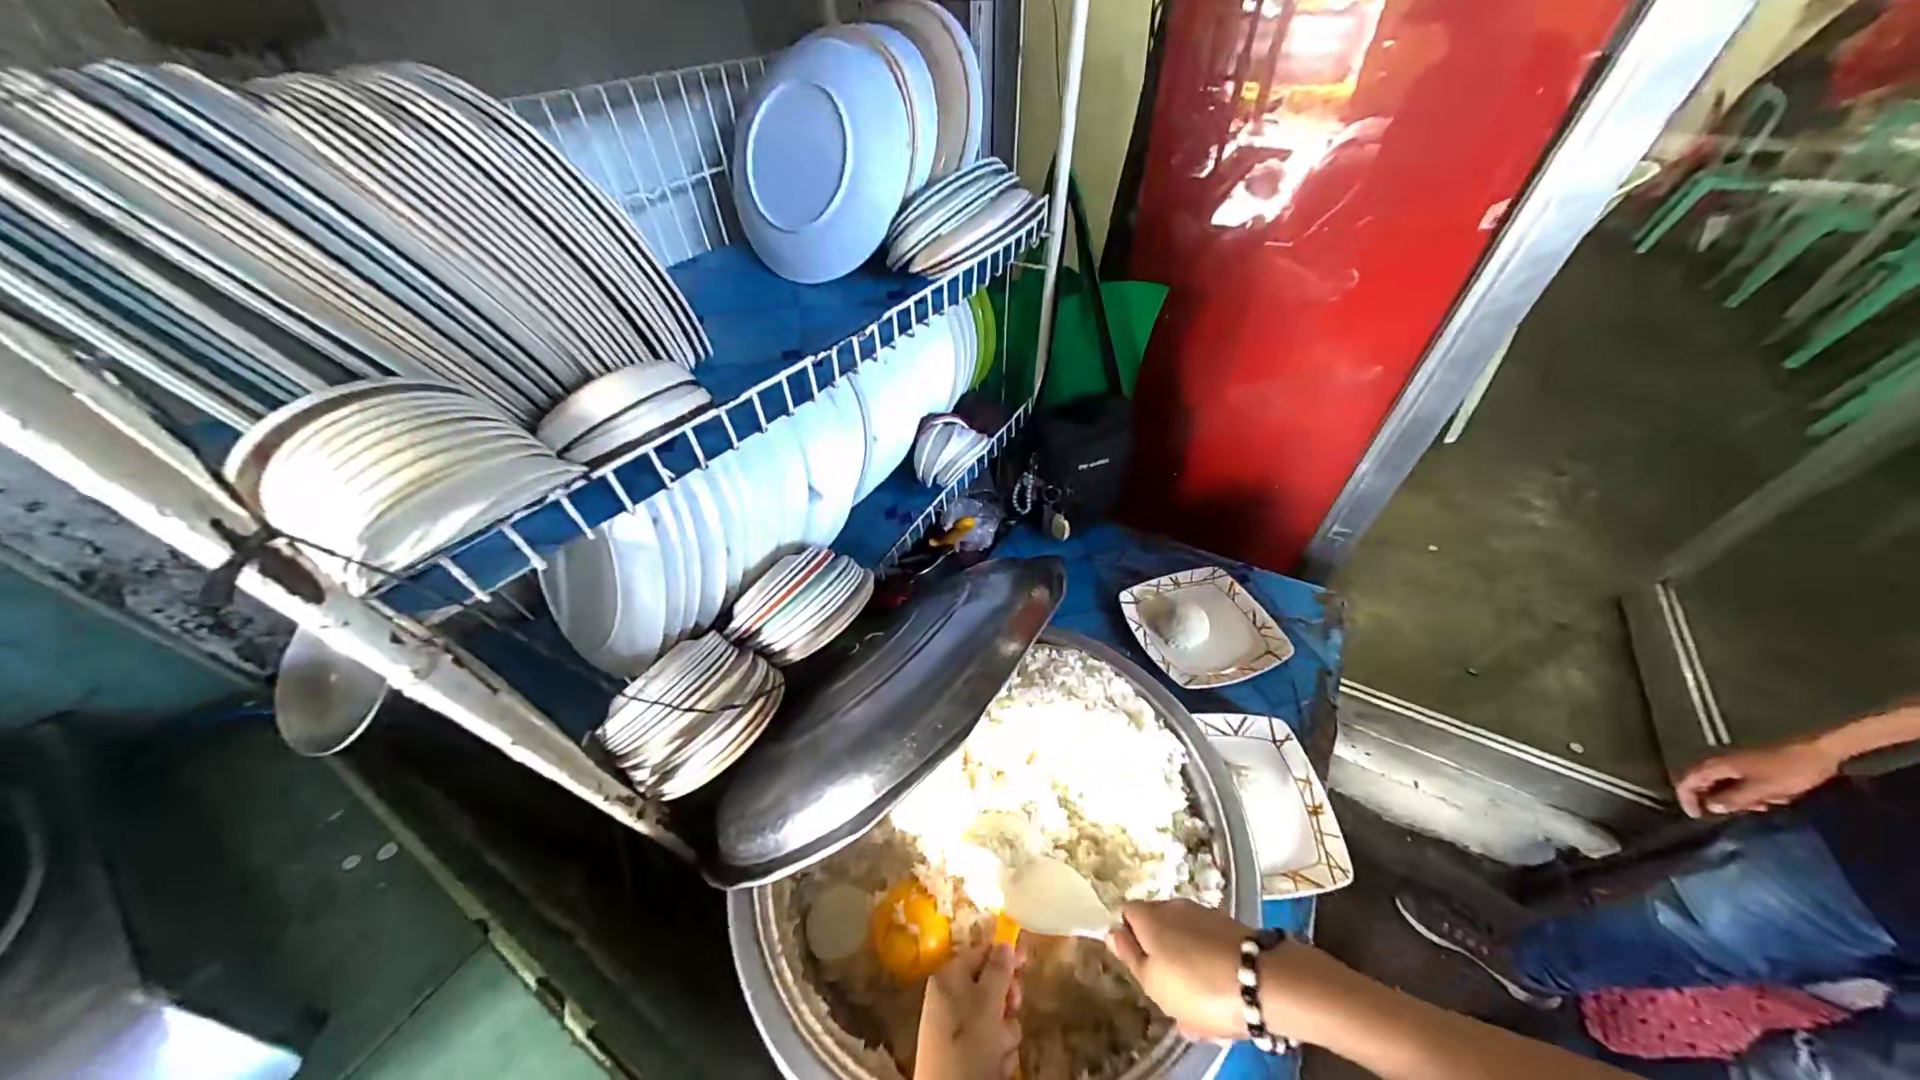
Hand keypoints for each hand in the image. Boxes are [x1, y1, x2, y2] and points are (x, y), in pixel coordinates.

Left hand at [915, 941, 1022, 1079]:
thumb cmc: (967, 1046)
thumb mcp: (986, 1003)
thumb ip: (998, 970)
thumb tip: (1005, 942)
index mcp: (950, 977)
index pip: (981, 952)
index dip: (1004, 953)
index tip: (1026, 960)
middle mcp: (953, 997)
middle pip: (993, 985)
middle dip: (1007, 1002)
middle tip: (1011, 1010)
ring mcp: (960, 1027)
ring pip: (998, 1017)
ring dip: (1005, 1033)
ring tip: (997, 1051)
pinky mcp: (968, 1052)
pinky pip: (993, 1042)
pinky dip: (999, 1053)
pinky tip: (995, 1068)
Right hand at [1108, 899, 1356, 1043]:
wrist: (1262, 980)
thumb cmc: (1197, 985)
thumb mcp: (1152, 981)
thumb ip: (1129, 956)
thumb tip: (1112, 932)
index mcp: (1149, 915)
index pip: (1127, 913)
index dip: (1129, 939)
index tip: (1139, 968)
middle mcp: (1174, 905)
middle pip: (1158, 927)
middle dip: (1161, 955)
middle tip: (1168, 991)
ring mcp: (1205, 914)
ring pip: (1185, 940)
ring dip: (1187, 964)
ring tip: (1199, 1003)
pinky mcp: (1231, 928)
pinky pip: (1210, 948)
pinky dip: (1210, 966)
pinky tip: (1221, 995)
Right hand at [1674, 738, 1840, 816]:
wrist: (1816, 753)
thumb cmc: (1787, 771)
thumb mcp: (1761, 789)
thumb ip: (1734, 799)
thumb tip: (1711, 807)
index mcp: (1715, 766)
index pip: (1686, 782)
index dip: (1686, 799)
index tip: (1697, 817)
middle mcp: (1718, 762)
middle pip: (1702, 783)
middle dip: (1713, 801)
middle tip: (1731, 815)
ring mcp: (1734, 763)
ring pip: (1721, 784)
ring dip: (1733, 798)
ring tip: (1758, 808)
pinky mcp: (1749, 766)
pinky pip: (1737, 782)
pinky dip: (1746, 793)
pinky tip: (1767, 800)